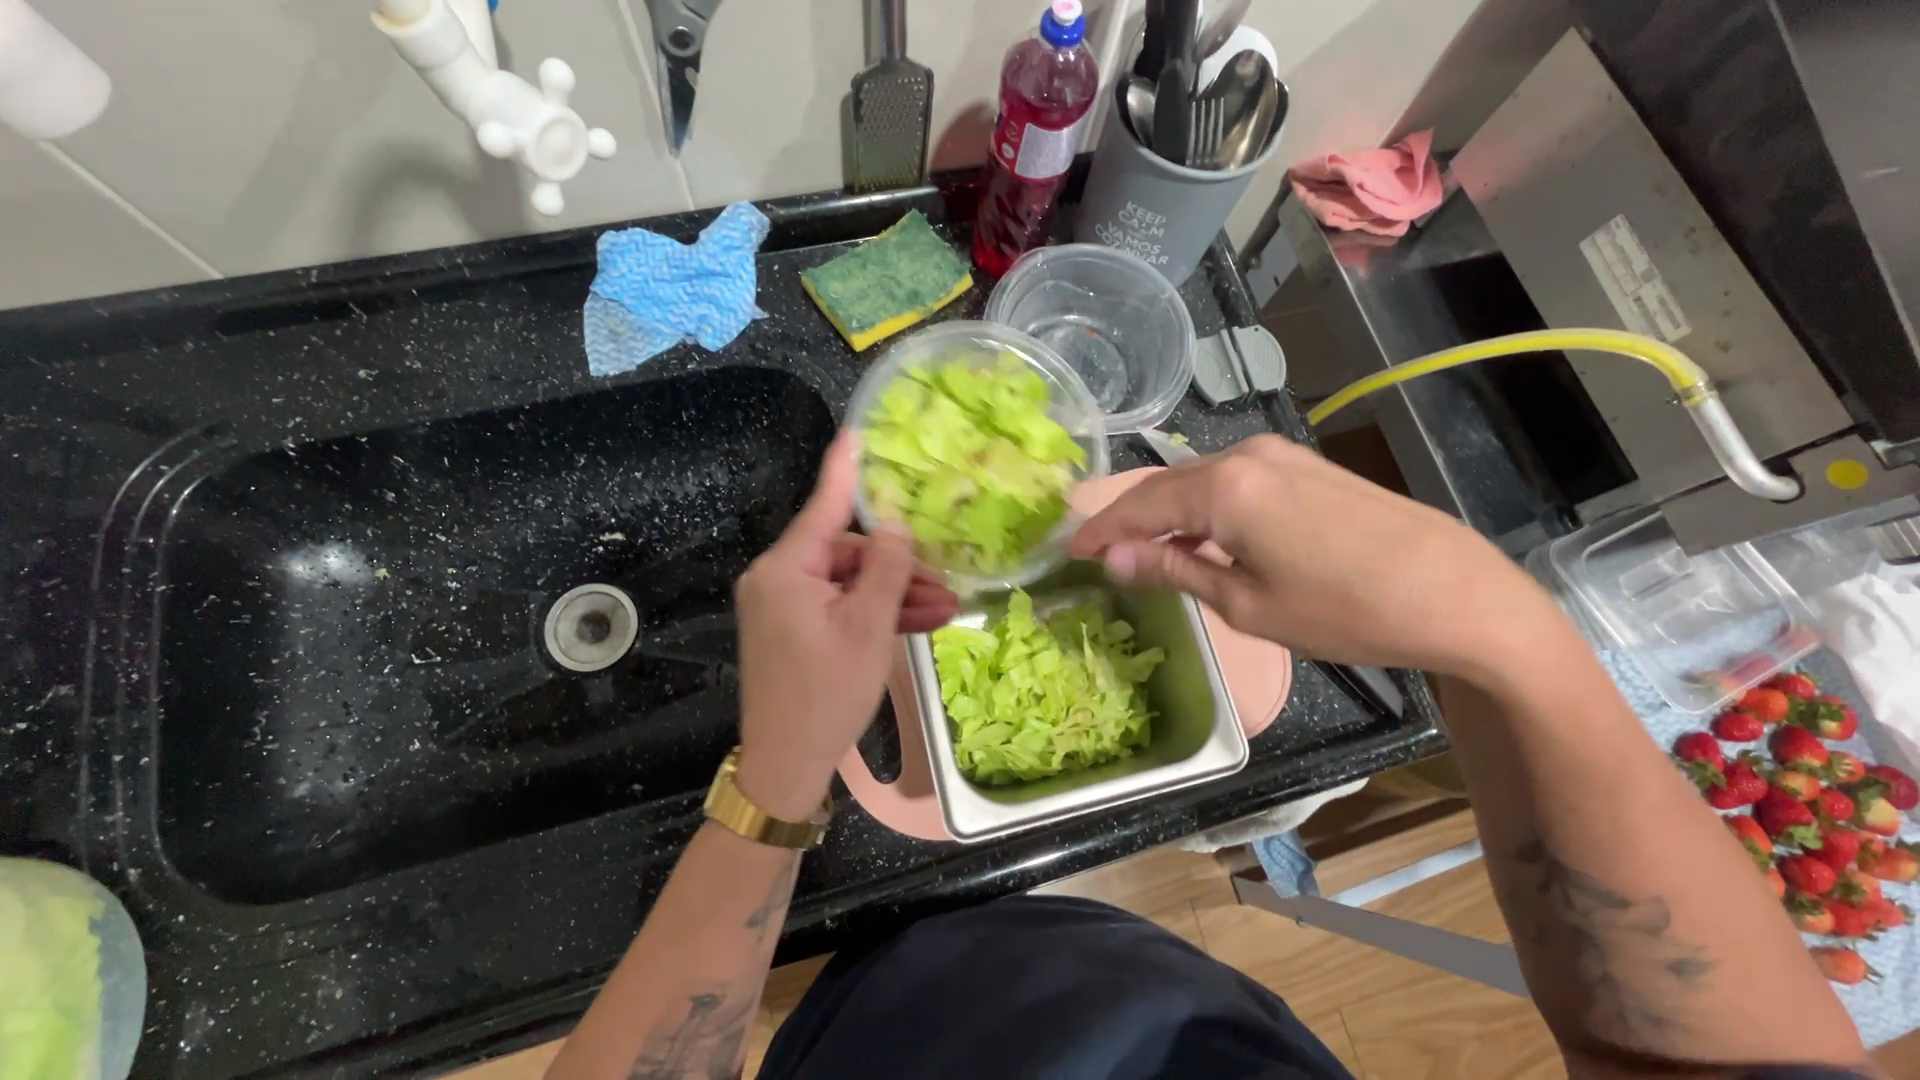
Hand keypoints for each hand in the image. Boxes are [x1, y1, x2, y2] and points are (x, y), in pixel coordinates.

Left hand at [733, 431, 958, 817]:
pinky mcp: (794, 630)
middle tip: (947, 579)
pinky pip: (839, 607)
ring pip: (848, 583)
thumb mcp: (868, 629)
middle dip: (897, 565)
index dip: (847, 469)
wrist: (787, 765)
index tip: (858, 432)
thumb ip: (887, 570)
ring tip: (947, 607)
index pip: (823, 506)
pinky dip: (874, 613)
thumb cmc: (826, 695)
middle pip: (846, 552)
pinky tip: (921, 621)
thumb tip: (899, 527)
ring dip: (894, 594)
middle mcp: (778, 579)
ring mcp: (784, 606)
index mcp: (785, 569)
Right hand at [1068, 436, 1563, 686]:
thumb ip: (1174, 569)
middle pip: (1166, 484)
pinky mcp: (1307, 465)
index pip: (1138, 504)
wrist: (1457, 594)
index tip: (1069, 553)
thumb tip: (1115, 557)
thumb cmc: (1344, 611)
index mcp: (1223, 486)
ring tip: (1144, 549)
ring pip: (1200, 480)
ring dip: (1168, 512)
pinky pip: (1234, 480)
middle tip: (1100, 555)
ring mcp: (1281, 455)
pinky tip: (1203, 535)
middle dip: (1130, 519)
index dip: (1101, 530)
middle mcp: (1246, 454)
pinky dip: (1205, 506)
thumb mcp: (1246, 603)